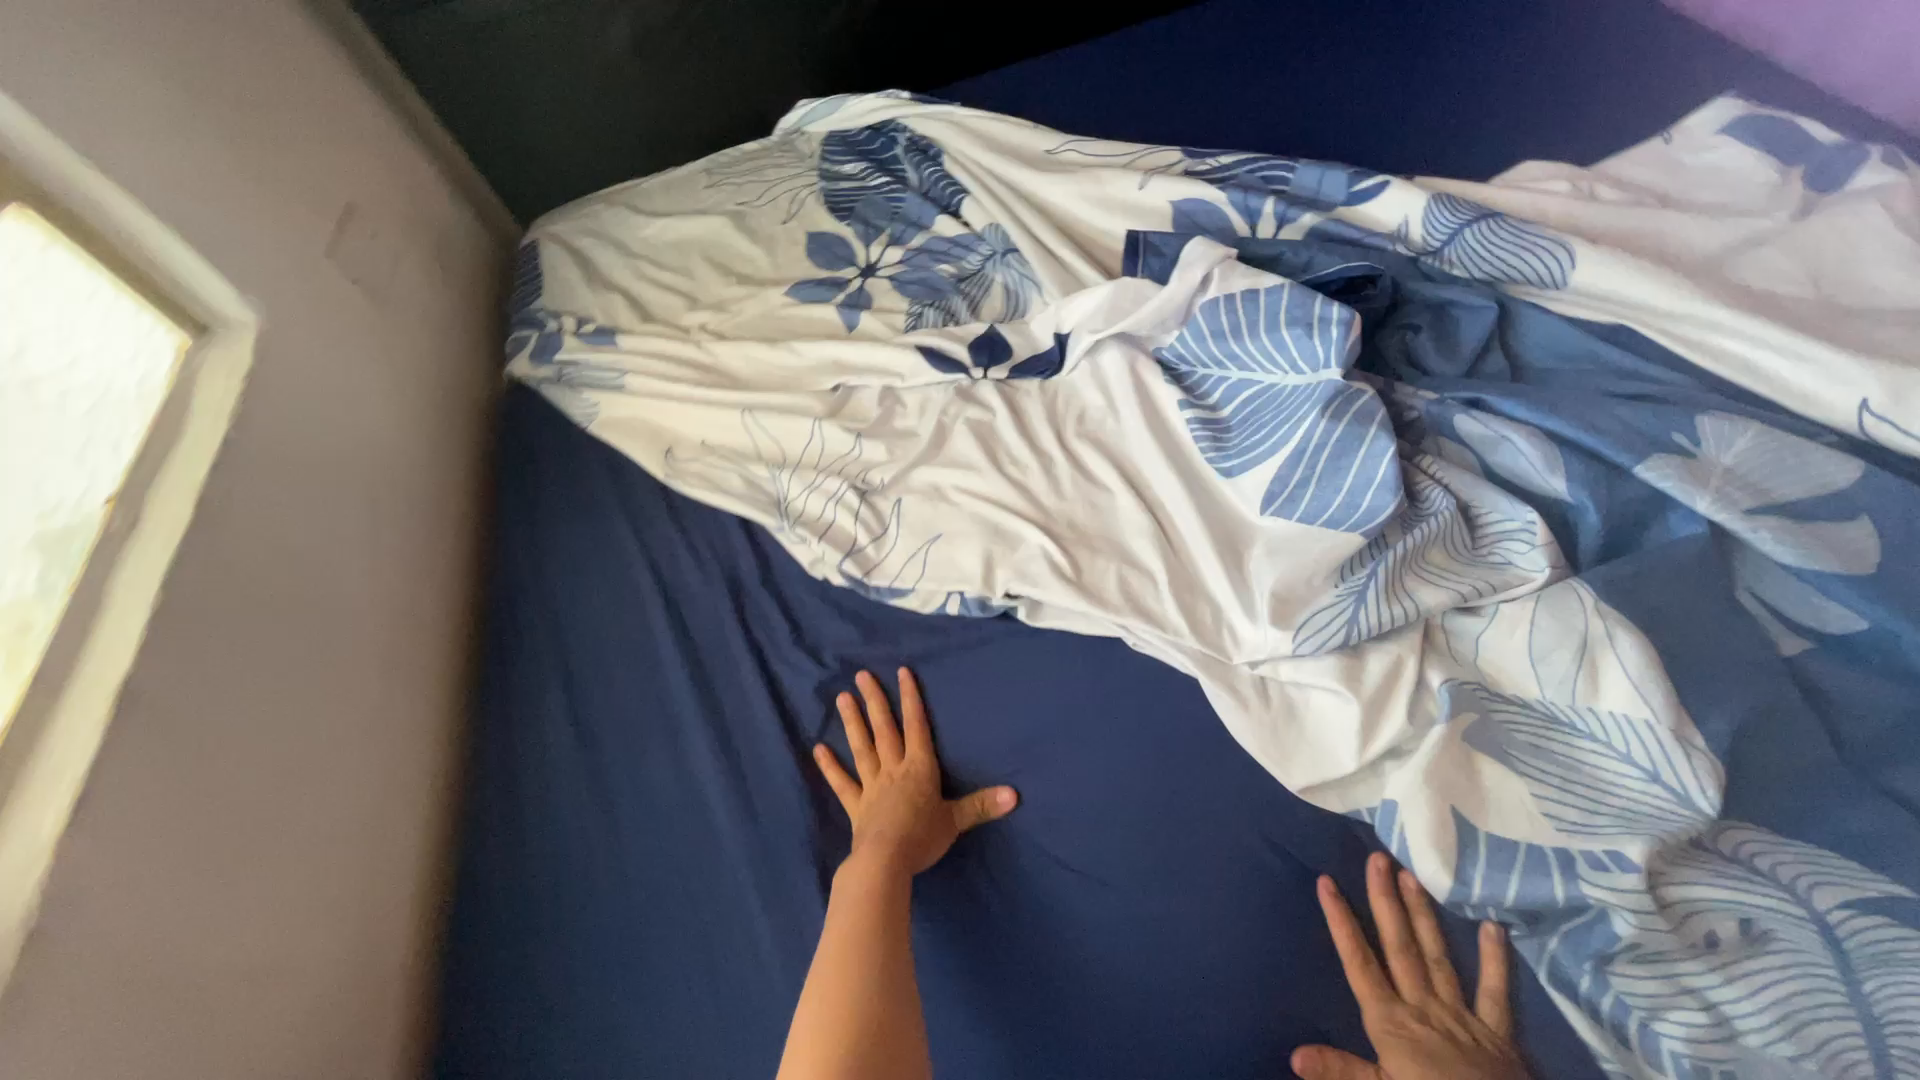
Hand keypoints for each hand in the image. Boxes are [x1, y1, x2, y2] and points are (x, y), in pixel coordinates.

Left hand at [814, 668, 1017, 876]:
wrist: (885, 862)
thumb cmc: (923, 838)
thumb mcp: (956, 821)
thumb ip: (982, 805)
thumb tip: (1015, 794)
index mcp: (919, 768)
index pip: (916, 726)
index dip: (910, 699)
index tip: (901, 673)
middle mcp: (893, 770)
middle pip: (884, 729)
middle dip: (875, 701)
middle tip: (861, 675)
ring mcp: (871, 786)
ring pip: (861, 748)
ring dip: (852, 723)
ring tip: (841, 698)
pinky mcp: (856, 806)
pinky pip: (842, 783)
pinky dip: (830, 766)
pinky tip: (818, 749)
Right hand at [1294, 852, 1528, 1079]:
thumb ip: (1341, 1071)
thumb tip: (1294, 1053)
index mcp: (1391, 1024)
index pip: (1358, 962)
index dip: (1341, 921)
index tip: (1327, 882)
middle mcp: (1422, 1008)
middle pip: (1400, 947)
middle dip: (1385, 901)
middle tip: (1377, 858)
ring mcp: (1462, 1016)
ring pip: (1437, 956)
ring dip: (1422, 915)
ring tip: (1411, 875)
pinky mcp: (1497, 1033)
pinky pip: (1495, 992)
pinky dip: (1495, 960)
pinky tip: (1492, 927)